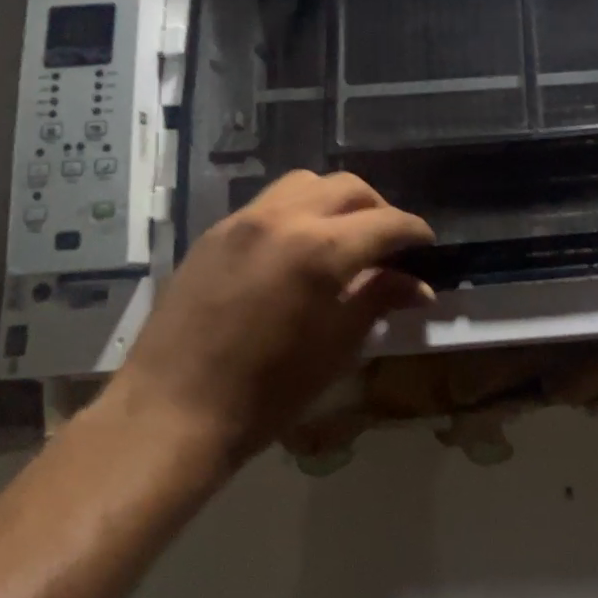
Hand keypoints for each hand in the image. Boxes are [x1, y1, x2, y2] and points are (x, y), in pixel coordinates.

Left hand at [109, 170, 434, 462]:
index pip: (386, 222)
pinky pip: (268, 204)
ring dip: (335, 202)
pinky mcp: (214, 234)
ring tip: (342, 237)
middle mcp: (284, 220)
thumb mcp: (336, 347)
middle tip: (388, 244)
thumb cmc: (266, 392)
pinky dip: (297, 213)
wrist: (170, 413)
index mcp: (321, 250)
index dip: (414, 232)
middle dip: (378, 209)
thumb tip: (419, 286)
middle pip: (348, 188)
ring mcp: (243, 222)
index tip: (426, 246)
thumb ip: (379, 300)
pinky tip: (297, 251)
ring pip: (305, 184)